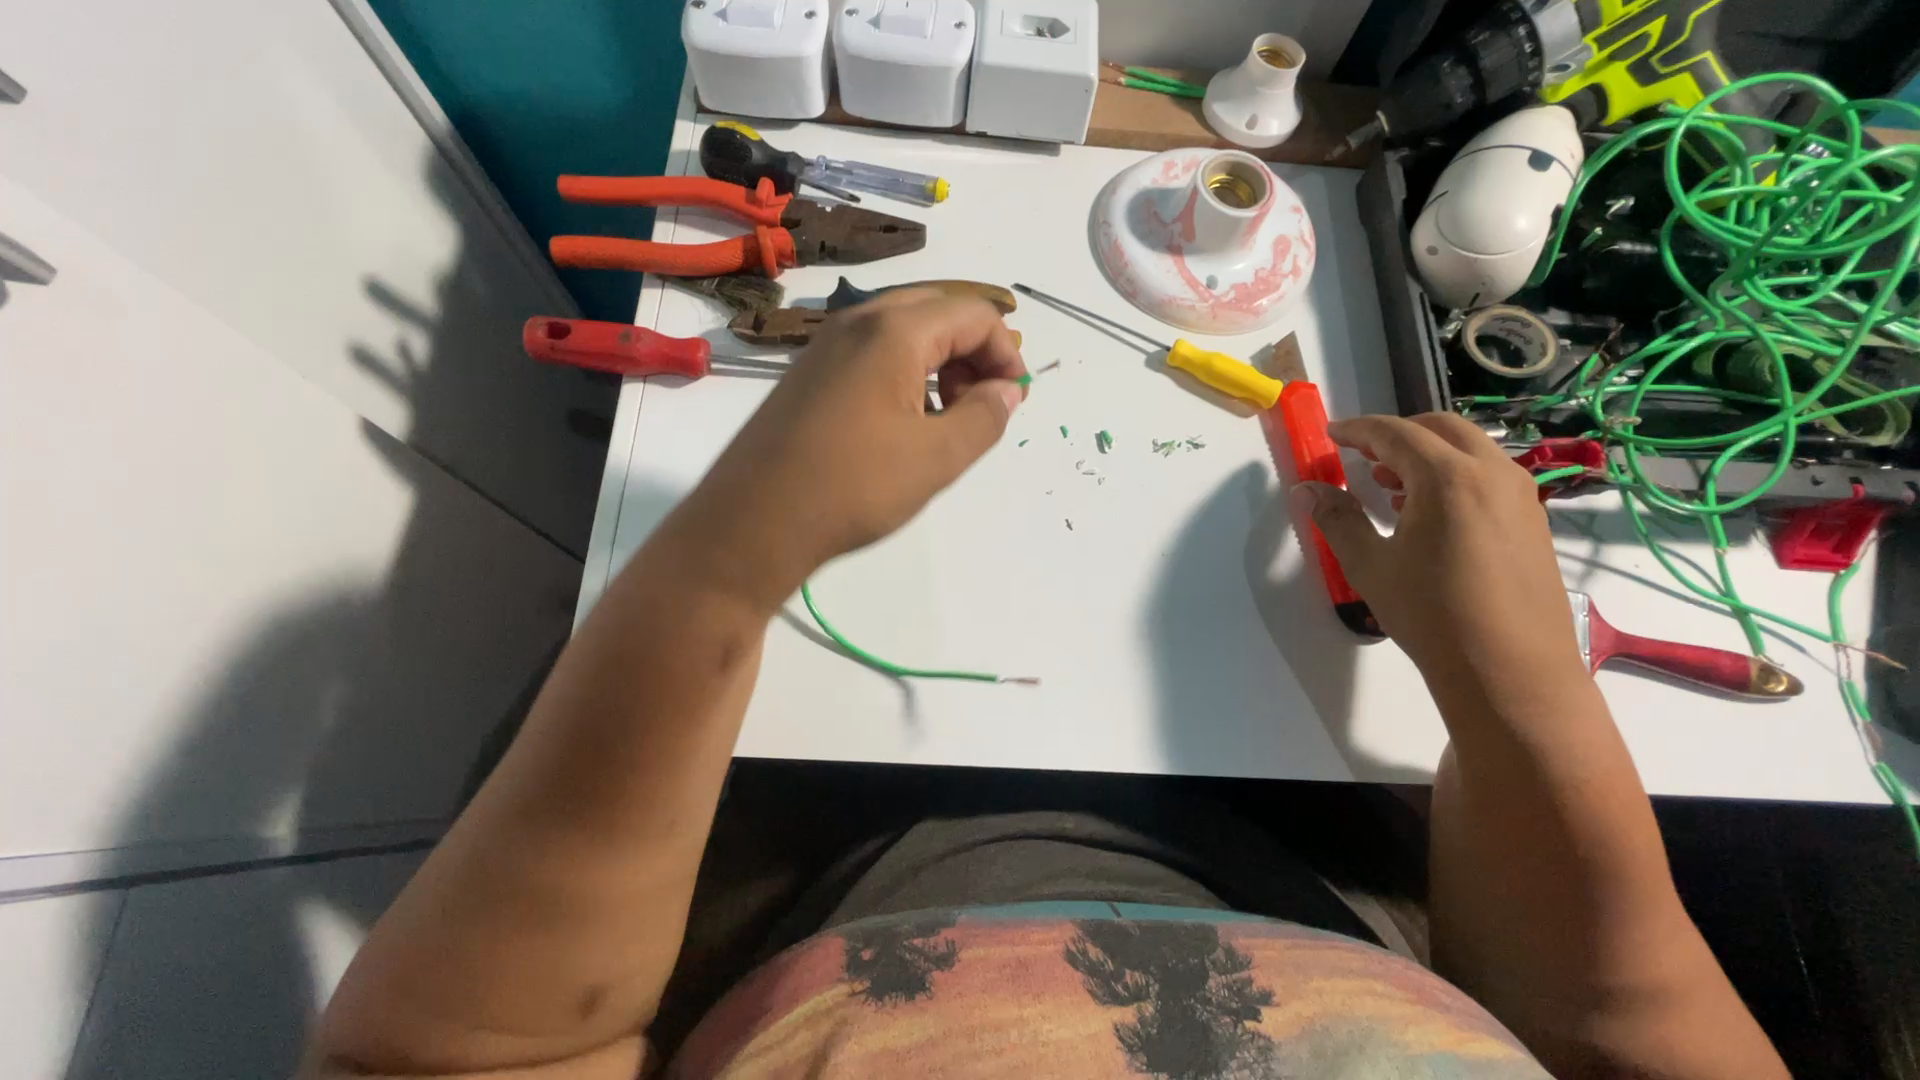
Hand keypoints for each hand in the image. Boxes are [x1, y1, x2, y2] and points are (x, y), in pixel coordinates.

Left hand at [666, 289, 1026, 609]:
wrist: (753, 524)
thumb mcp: (936, 458)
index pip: (973, 314)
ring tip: (946, 421)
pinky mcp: (807, 377)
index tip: (1015, 400)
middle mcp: (855, 324)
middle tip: (981, 405)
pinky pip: (870, 356)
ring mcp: (824, 348)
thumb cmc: (853, 487)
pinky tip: (902, 427)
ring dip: (938, 365)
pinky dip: (903, 376)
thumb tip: (1008, 390)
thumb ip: (985, 417)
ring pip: (901, 333)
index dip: (1006, 352)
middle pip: (936, 313)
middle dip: (972, 353)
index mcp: (893, 331)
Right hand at [1288, 413, 1582, 685]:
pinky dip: (1455, 475)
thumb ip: (1338, 519)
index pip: (1396, 434)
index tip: (1332, 435)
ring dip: (1428, 454)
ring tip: (1392, 486)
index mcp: (1448, 477)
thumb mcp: (1370, 566)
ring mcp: (1521, 496)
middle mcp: (1492, 473)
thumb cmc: (1431, 615)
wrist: (1510, 669)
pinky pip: (1489, 476)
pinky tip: (1432, 515)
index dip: (1359, 430)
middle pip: (1441, 429)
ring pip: (1471, 450)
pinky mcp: (1533, 521)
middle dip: (1398, 434)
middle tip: (1362, 455)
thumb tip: (1307, 490)